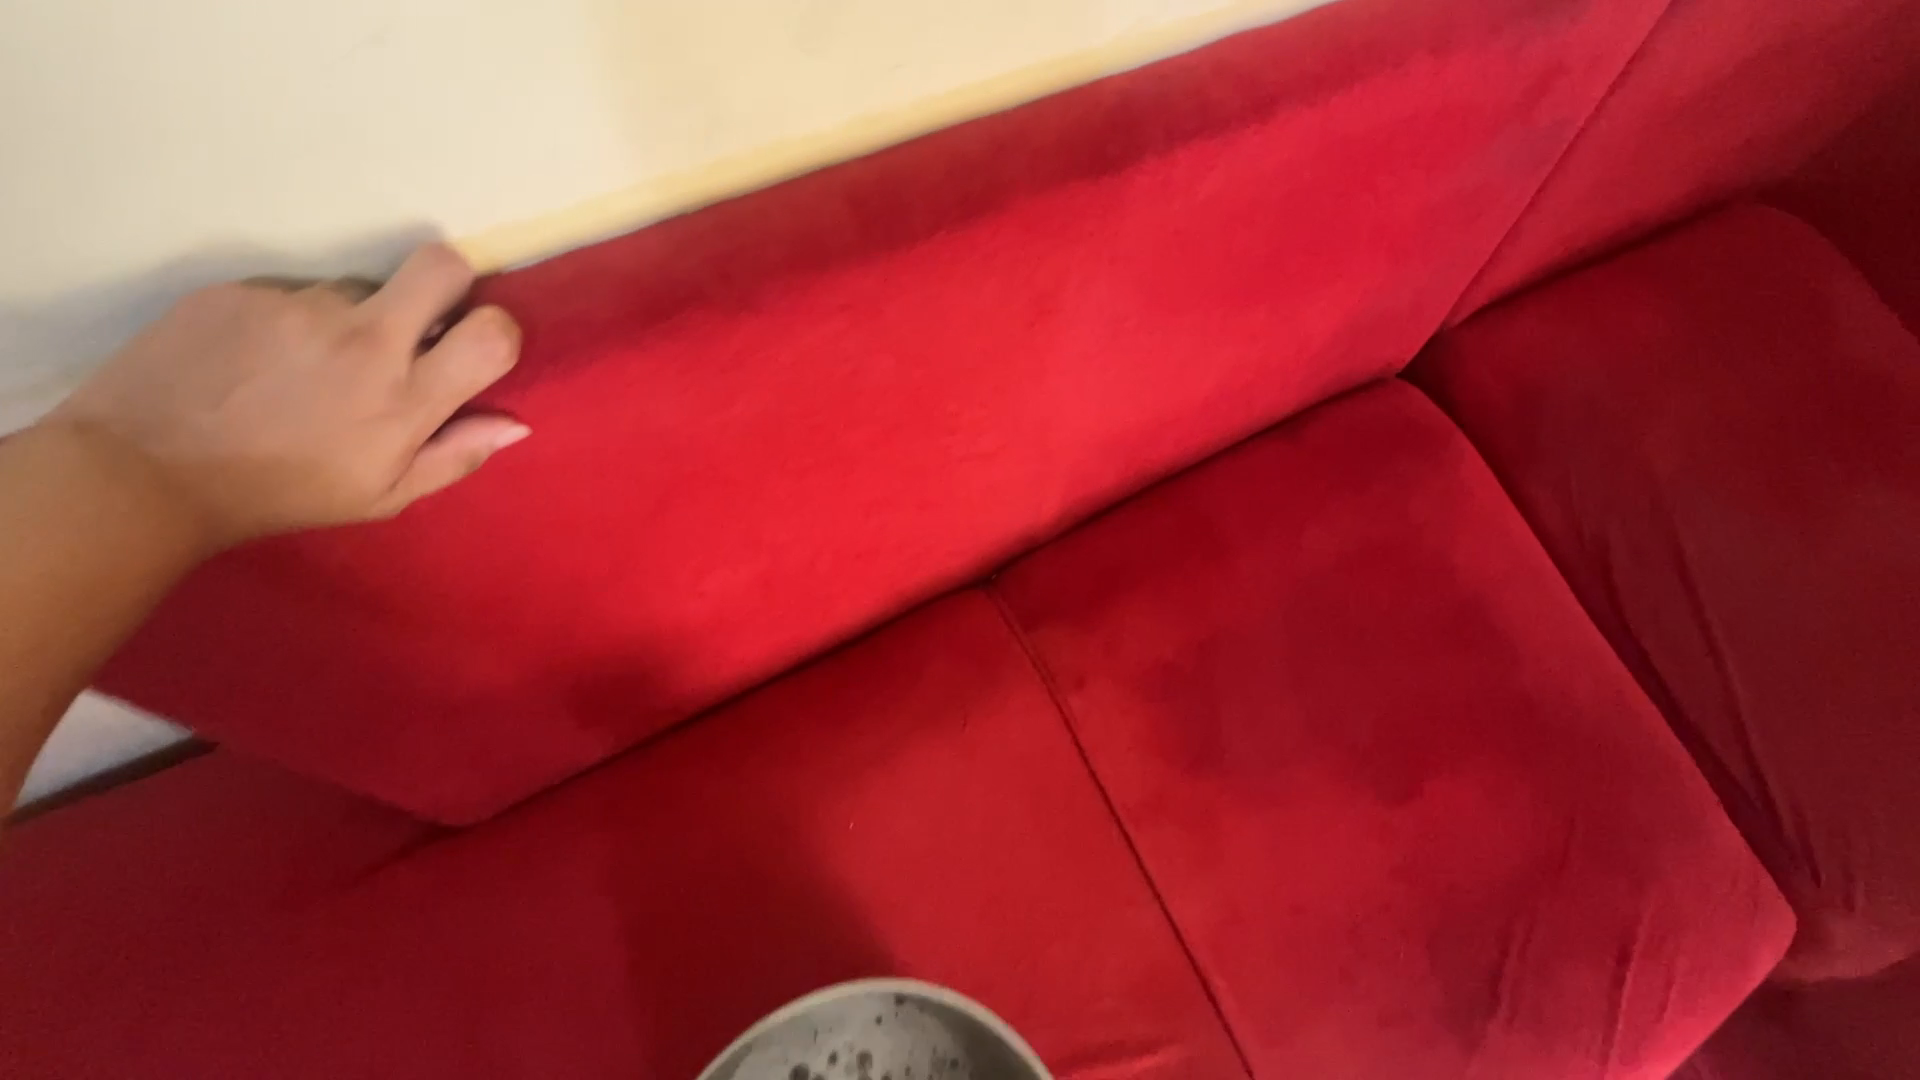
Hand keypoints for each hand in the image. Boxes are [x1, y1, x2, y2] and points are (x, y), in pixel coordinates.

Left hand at [42, 242, 527, 550]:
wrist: (144, 471)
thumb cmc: (285, 493)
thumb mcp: (387, 495)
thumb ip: (458, 456)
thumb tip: (515, 422)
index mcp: (404, 398)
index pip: (490, 333)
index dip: (498, 331)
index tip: (478, 347)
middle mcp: (361, 340)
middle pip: (441, 265)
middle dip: (451, 283)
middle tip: (424, 318)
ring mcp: (297, 307)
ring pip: (360, 287)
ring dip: (359, 317)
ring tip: (316, 363)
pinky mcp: (241, 290)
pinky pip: (297, 293)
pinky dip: (299, 320)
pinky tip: (267, 359)